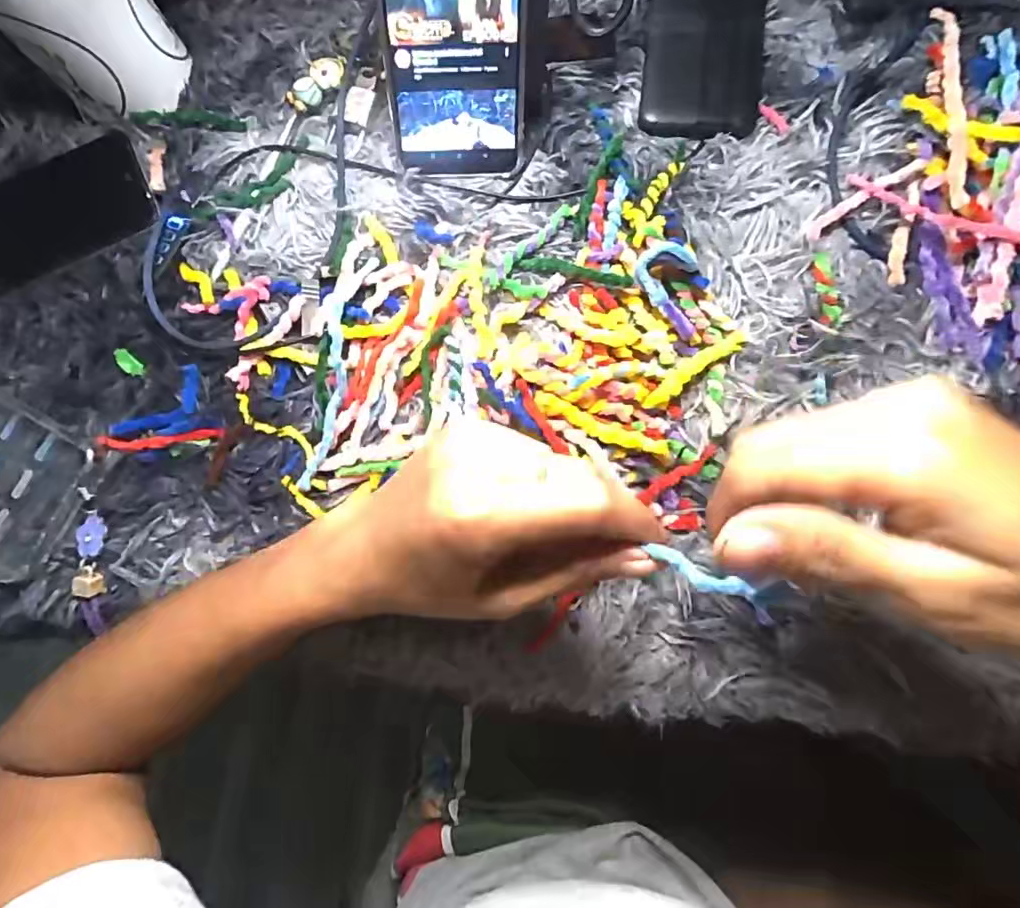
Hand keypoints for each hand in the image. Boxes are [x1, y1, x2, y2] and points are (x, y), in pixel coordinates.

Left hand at [316, 418, 664, 620]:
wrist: (361, 545)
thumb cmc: (428, 588)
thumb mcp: (503, 597)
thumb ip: (575, 572)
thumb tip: (643, 558)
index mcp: (480, 513)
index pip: (584, 501)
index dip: (631, 519)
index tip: (658, 542)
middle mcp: (478, 459)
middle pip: (579, 474)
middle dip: (609, 509)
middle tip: (615, 544)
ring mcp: (472, 432)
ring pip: (560, 460)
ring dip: (576, 494)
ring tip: (551, 529)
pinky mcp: (469, 422)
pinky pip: (534, 451)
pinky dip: (547, 479)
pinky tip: (523, 504)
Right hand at [707, 377, 1019, 673]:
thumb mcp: (941, 597)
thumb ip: (828, 555)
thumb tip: (729, 542)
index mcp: (906, 447)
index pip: (766, 460)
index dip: (728, 510)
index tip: (729, 564)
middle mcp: (899, 401)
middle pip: (772, 439)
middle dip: (748, 500)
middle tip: (765, 565)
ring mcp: (912, 395)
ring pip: (794, 433)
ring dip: (779, 488)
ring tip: (807, 546)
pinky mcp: (920, 403)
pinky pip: (829, 432)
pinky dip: (811, 474)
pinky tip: (841, 513)